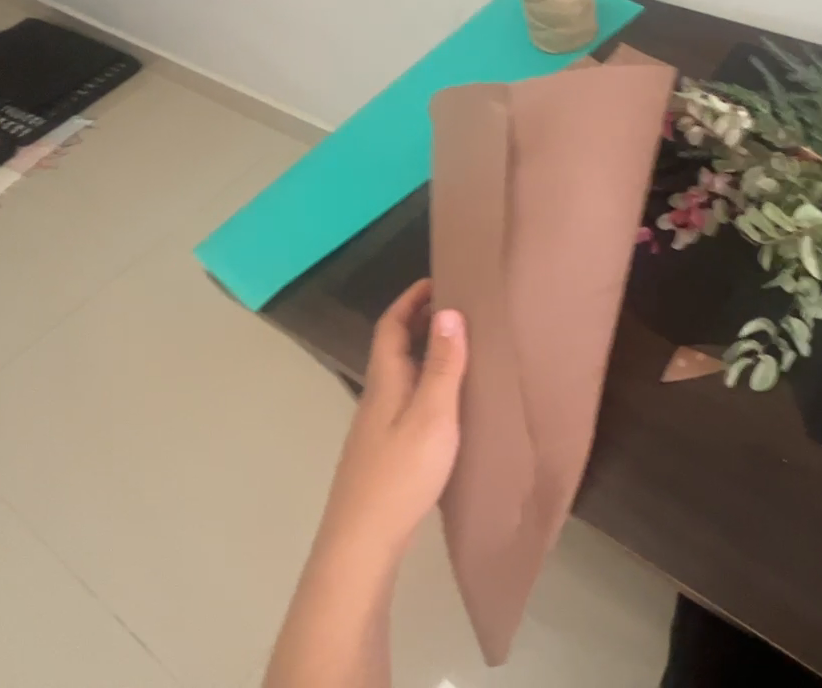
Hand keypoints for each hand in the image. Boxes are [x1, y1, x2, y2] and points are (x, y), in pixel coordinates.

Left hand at [318, 279, 467, 559]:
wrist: (362, 542)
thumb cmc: (401, 473)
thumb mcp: (433, 415)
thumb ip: (443, 366)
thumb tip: (449, 311)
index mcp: (386, 382)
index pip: (391, 326)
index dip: (410, 300)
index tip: (437, 279)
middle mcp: (377, 398)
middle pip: (393, 348)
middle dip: (418, 321)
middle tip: (456, 307)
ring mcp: (377, 427)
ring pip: (400, 375)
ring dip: (424, 352)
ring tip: (459, 347)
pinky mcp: (384, 451)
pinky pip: (406, 398)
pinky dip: (425, 382)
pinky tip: (445, 402)